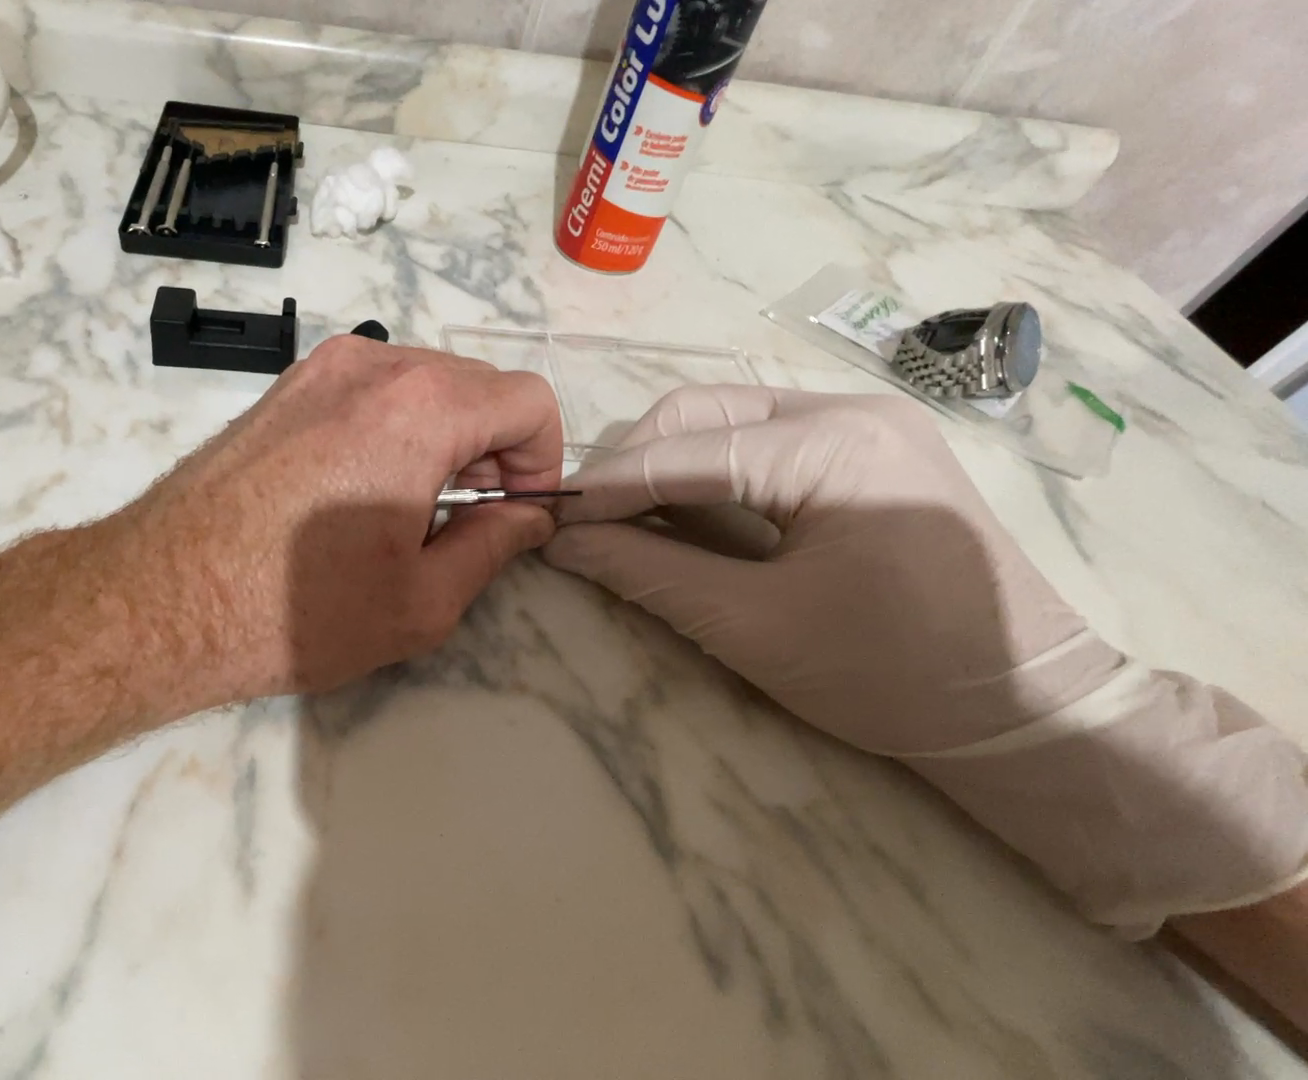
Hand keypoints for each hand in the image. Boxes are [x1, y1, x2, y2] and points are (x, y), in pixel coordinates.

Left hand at [102, 334, 563, 705]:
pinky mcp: (282, 389)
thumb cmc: (296, 611)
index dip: (541, 460)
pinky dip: (393, 427)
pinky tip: (363, 489)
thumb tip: (528, 515)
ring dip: (444, 437)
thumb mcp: (420, 602)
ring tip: (414, 510)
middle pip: (476, 386)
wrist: (158, 600)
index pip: (528, 400)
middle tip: (470, 520)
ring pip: (422, 383)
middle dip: (494, 449)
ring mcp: (318, 368)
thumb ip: (493, 546)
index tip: (515, 514)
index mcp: (420, 408)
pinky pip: (369, 391)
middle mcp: (372, 365)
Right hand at [543, 385, 1119, 753]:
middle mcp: (851, 409)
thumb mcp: (752, 626)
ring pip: (726, 419)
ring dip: (665, 463)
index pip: (684, 452)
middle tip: (584, 521)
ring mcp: (866, 422)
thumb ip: (648, 573)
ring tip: (622, 518)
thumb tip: (562, 544)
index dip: (605, 488)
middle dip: (631, 463)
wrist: (1029, 710)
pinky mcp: (869, 448)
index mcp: (834, 447)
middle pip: (701, 412)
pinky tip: (680, 510)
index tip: (545, 519)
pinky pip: (760, 439)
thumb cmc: (891, 675)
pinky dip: (706, 471)